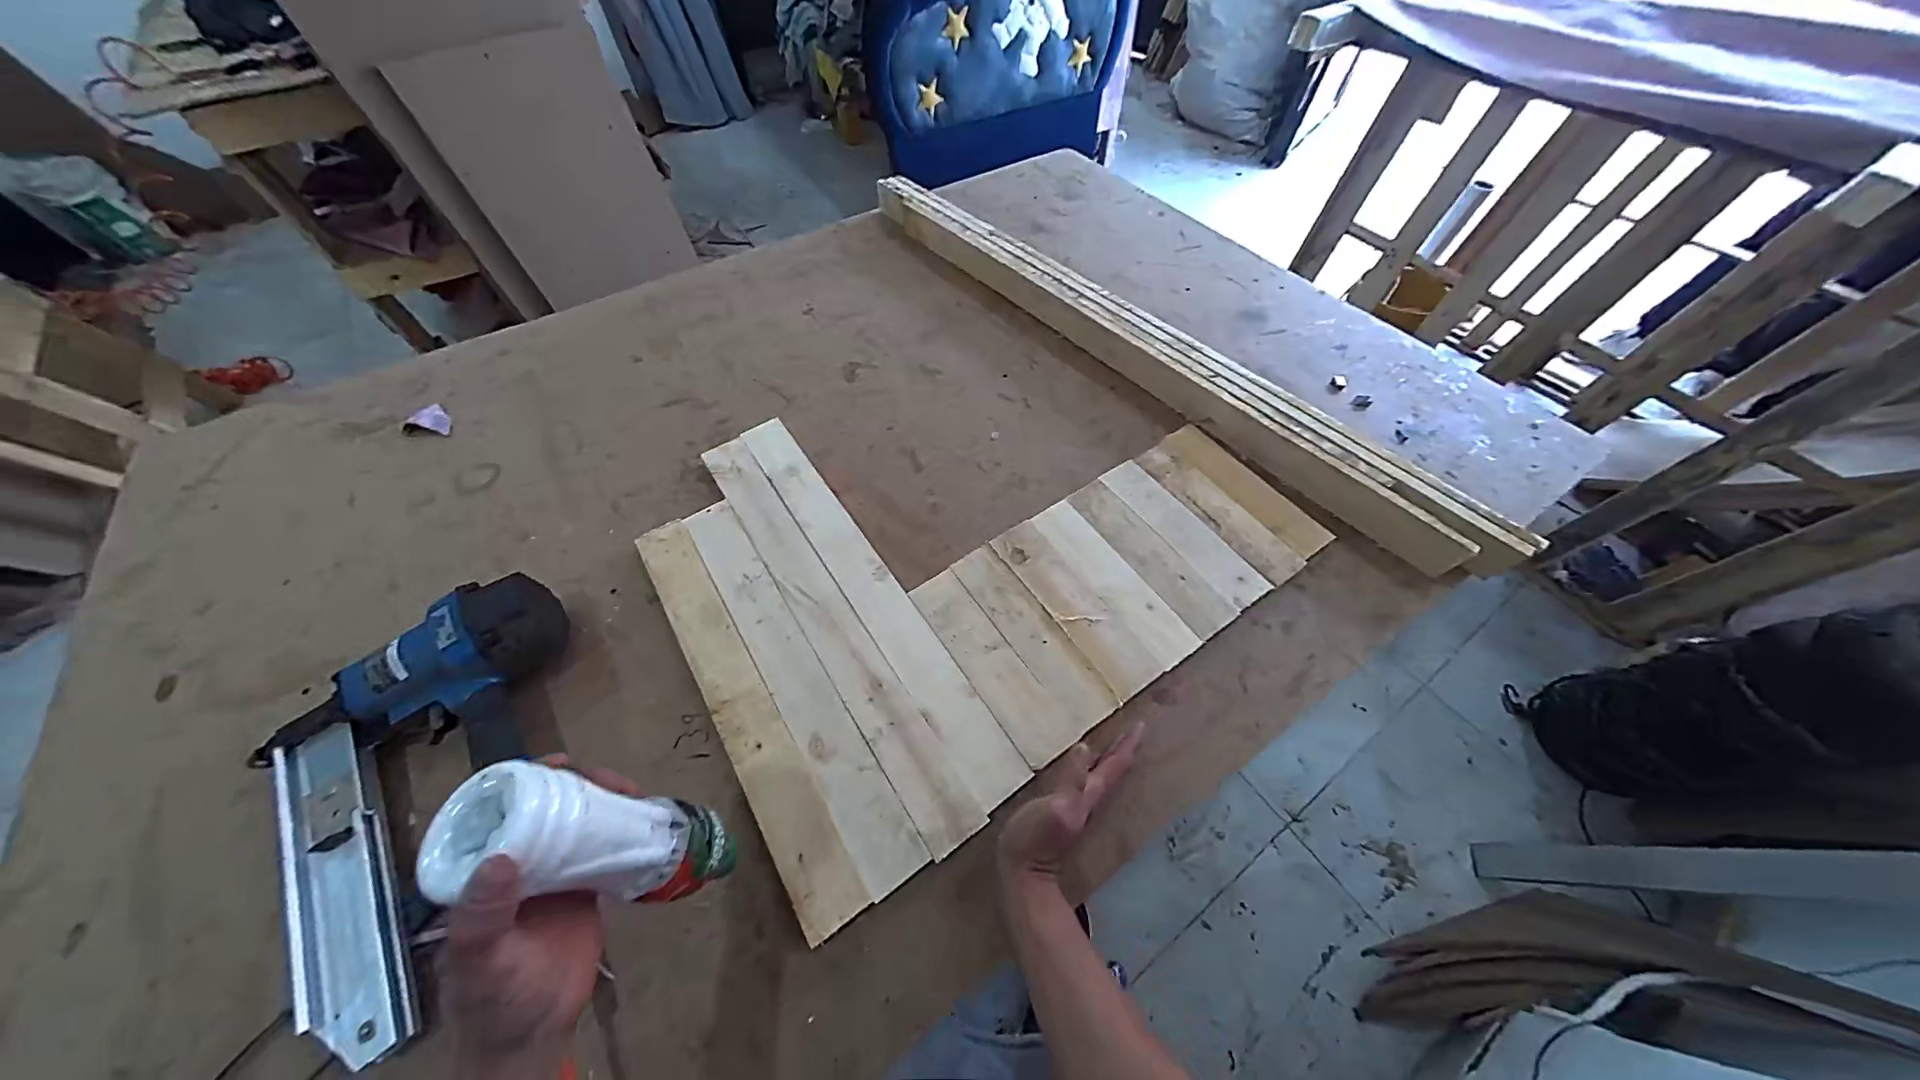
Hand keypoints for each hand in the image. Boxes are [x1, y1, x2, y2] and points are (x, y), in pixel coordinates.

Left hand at [442, 756, 638, 1078]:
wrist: (535, 1034)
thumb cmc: (495, 999)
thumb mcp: (482, 959)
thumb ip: (484, 917)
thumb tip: (500, 859)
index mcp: (479, 873)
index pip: (497, 811)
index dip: (525, 779)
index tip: (558, 764)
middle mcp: (516, 863)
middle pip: (545, 806)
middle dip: (578, 783)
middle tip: (609, 780)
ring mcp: (552, 872)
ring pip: (576, 820)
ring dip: (603, 798)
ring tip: (632, 792)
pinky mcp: (583, 884)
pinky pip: (601, 844)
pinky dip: (622, 826)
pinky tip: (642, 816)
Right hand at [998, 722, 1144, 884]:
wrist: (1023, 872)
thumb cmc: (1036, 840)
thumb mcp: (1055, 808)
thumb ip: (1071, 781)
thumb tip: (1085, 748)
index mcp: (1089, 795)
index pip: (1114, 767)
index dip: (1127, 747)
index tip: (1141, 725)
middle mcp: (1088, 799)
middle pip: (1112, 770)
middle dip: (1122, 748)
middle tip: (1132, 727)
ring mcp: (1076, 806)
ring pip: (1100, 775)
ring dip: (1108, 757)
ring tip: (1111, 739)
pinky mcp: (1061, 810)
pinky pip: (1081, 780)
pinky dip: (1086, 766)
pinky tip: (1080, 762)